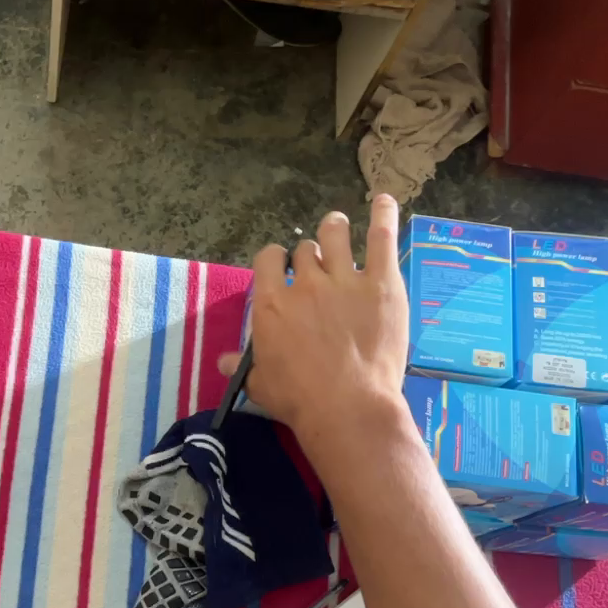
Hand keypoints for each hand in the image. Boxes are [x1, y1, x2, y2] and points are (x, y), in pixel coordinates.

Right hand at [218, 198, 410, 444]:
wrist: (345, 407)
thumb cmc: (297, 399)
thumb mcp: (258, 384)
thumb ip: (241, 366)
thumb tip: (223, 361)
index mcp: (270, 304)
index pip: (268, 259)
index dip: (275, 259)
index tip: (281, 269)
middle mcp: (305, 283)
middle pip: (304, 249)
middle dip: (307, 254)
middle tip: (315, 266)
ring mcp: (344, 280)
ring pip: (335, 234)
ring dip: (334, 229)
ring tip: (337, 228)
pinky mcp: (382, 284)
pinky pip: (382, 238)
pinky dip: (383, 215)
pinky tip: (383, 201)